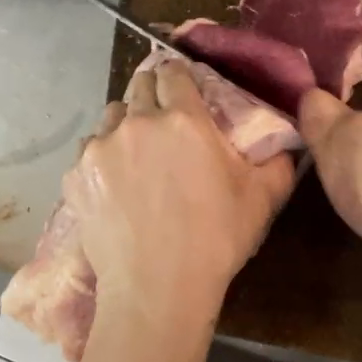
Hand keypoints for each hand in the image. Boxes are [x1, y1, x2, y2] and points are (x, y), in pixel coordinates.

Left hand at [69, 60, 296, 330]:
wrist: (156, 289)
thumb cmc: (215, 241)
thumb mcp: (261, 200)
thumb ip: (277, 163)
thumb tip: (285, 145)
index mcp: (182, 118)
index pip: (173, 72)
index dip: (179, 77)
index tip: (183, 90)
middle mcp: (137, 121)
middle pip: (138, 84)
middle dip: (152, 93)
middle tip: (163, 120)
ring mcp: (100, 147)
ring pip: (111, 115)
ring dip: (125, 124)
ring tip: (137, 154)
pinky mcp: (76, 173)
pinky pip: (88, 150)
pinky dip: (101, 158)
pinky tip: (114, 184)